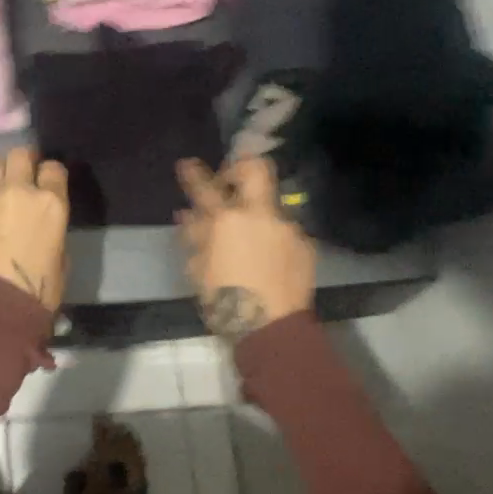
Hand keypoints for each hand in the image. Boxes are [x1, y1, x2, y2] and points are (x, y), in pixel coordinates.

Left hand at [0, 148, 70, 310]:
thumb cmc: (39, 287)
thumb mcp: (61, 253)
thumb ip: (51, 224)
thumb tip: (41, 218)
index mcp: (51, 202)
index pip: (53, 168)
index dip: (50, 174)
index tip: (46, 182)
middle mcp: (19, 190)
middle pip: (20, 154)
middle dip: (23, 162)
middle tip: (20, 176)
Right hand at [177, 157, 314, 340]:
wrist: (271, 329)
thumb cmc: (224, 301)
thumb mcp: (198, 269)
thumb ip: (194, 236)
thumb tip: (189, 215)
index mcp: (227, 220)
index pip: (206, 187)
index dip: (193, 173)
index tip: (187, 164)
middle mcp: (261, 215)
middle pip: (256, 170)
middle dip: (241, 167)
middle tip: (230, 182)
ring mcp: (288, 228)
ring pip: (271, 207)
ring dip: (256, 215)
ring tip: (248, 239)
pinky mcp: (306, 245)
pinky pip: (284, 231)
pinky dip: (272, 238)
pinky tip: (266, 259)